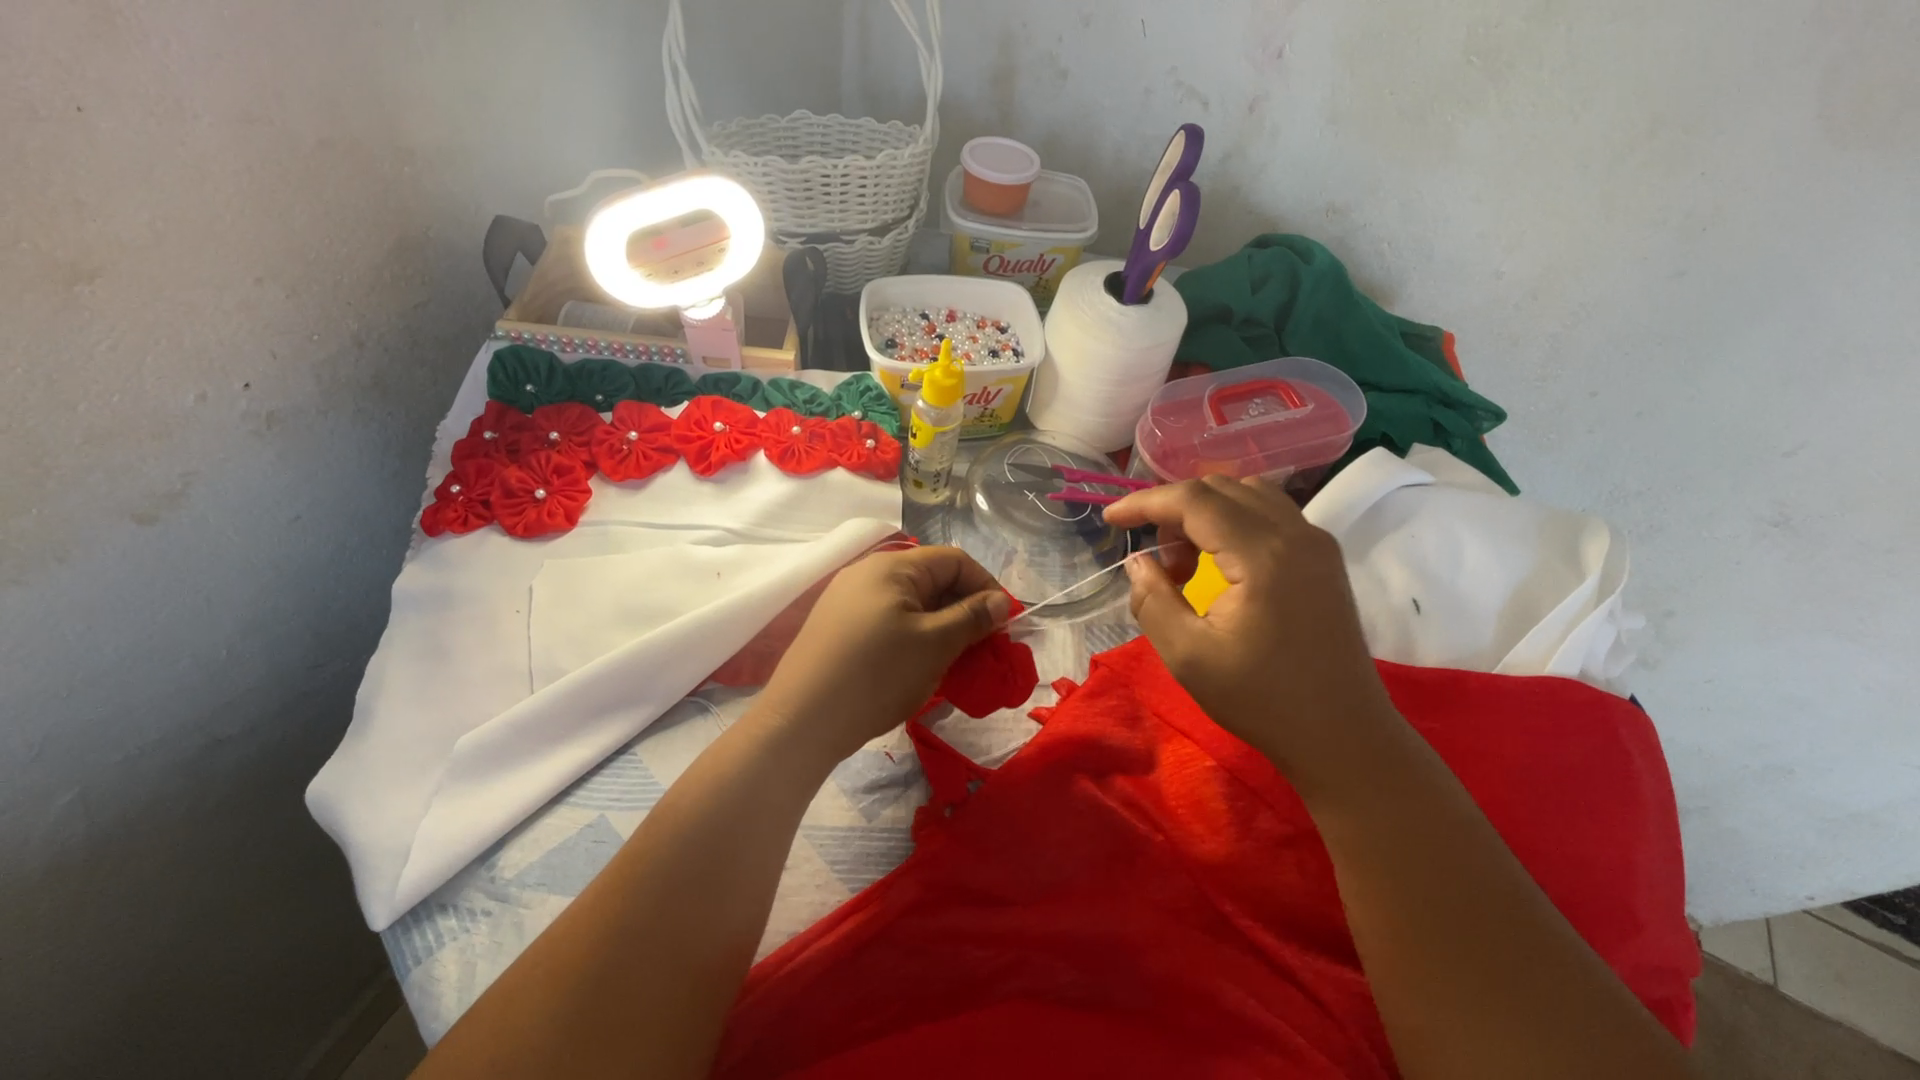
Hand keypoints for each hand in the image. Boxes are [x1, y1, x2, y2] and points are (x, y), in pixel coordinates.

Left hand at [756, 545, 1009, 761]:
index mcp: (892, 566)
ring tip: (954, 662)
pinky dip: (913, 638)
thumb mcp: (935, 644)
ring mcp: (847, 601)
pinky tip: (918, 668)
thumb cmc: (876, 675)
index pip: (955, 560)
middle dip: (964, 609)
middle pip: (931, 579)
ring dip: (940, 627)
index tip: (1004, 625)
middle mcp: (866, 573)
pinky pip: (888, 621)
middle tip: (982, 649)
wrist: (802, 721)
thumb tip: (1001, 601)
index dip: (986, 587)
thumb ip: (972, 617)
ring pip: (910, 604)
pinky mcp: (836, 629)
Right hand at [1103, 476, 1397, 783]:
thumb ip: (1153, 600)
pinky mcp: (1324, 559)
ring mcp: (1316, 543)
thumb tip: (1138, 561)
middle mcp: (1295, 533)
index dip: (1145, 503)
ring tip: (1184, 564)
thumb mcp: (1188, 657)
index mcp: (1263, 553)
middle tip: (1152, 558)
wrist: (1343, 734)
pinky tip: (1220, 567)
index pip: (1194, 500)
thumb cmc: (1262, 700)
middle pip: (1222, 488)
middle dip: (1174, 510)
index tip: (1110, 519)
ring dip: (1205, 514)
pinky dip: (1234, 524)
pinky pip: (1271, 515)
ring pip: (1248, 496)